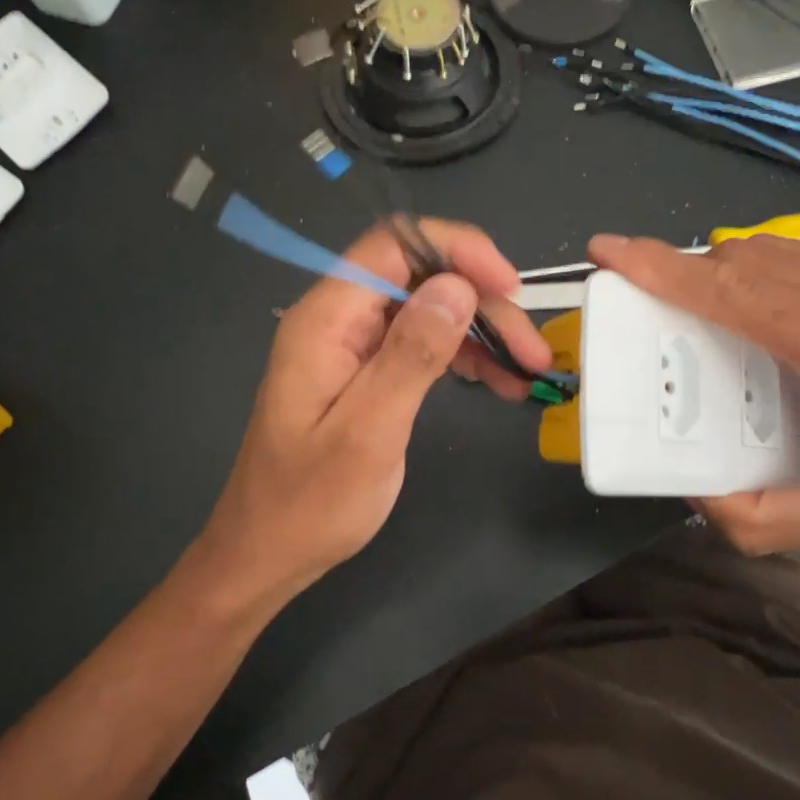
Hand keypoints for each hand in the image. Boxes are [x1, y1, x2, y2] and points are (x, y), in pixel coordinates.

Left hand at [198, 220, 552, 597]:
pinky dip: (459, 357)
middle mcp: (336, 321)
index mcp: (326, 320)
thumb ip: (412, 354)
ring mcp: (348, 348)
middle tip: (532, 351)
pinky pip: (416, 346)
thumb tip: (457, 286)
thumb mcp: (369, 431)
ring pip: (425, 311)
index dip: (458, 250)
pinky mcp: (361, 374)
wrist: (267, 553)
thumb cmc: (311, 503)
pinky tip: (495, 382)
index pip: (394, 246)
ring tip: (527, 372)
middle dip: (481, 302)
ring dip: (479, 332)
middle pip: (418, 277)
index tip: (509, 287)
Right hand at [588, 233, 799, 556]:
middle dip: (679, 266)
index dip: (663, 269)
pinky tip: (753, 310)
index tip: (608, 250)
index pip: (737, 293)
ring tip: (682, 300)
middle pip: (747, 260)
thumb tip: (693, 495)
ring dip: (719, 266)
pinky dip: (760, 272)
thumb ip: (762, 520)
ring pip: (778, 251)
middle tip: (634, 292)